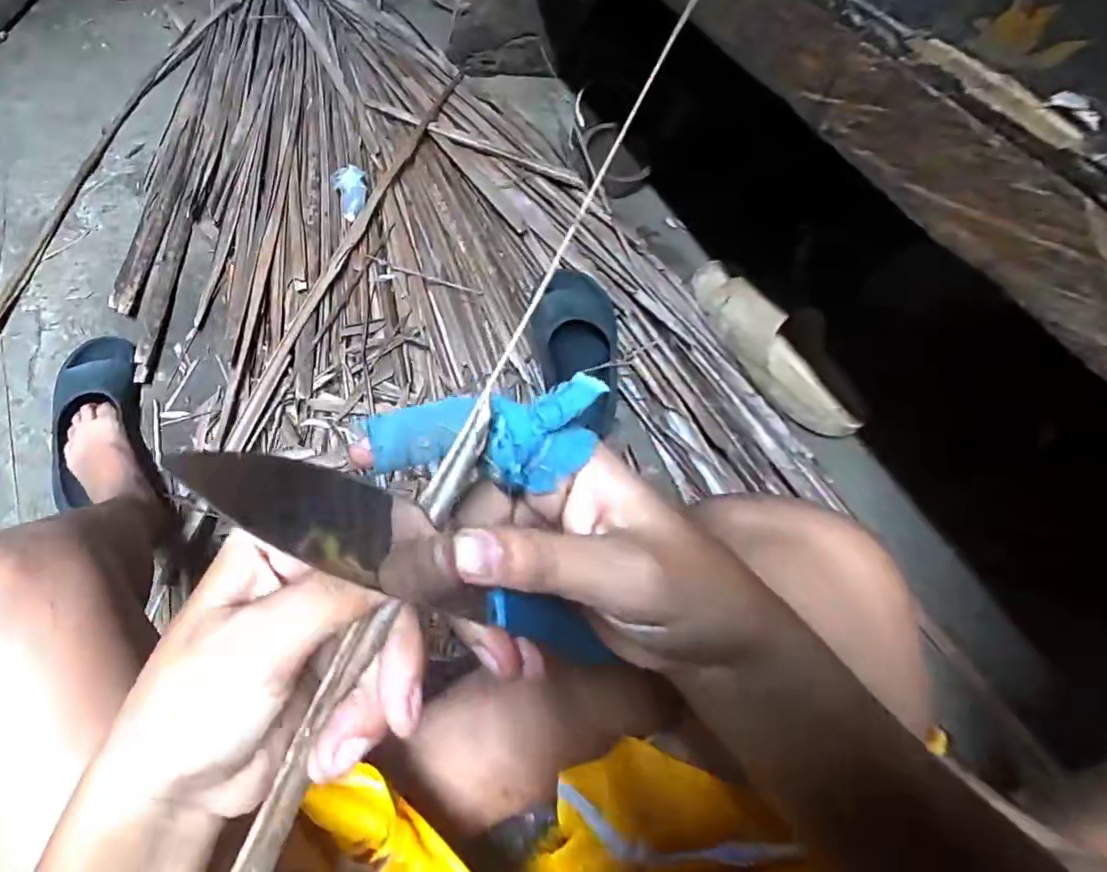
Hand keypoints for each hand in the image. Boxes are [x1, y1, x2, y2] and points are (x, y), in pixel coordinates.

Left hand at [94, 529, 424, 819]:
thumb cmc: (191, 703)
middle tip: (400, 706)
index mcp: (275, 544)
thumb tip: (395, 556)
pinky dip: (364, 721)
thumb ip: (329, 597)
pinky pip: (379, 680)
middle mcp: (304, 572)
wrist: (177, 790)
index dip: (405, 546)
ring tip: (338, 745)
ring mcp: (324, 620)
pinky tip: (329, 752)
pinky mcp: (336, 667)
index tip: (442, 584)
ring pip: (390, 639)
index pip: (355, 521)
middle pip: (387, 584)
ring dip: (376, 700)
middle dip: (397, 652)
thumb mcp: (260, 645)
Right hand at [445, 444, 793, 674]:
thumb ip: (542, 559)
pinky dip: (486, 628)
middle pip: (461, 510)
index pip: (481, 447)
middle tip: (479, 630)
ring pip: (462, 556)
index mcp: (561, 461)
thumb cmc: (693, 594)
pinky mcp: (522, 575)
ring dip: (473, 611)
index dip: (433, 463)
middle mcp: (534, 487)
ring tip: (507, 658)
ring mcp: (526, 533)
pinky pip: (478, 591)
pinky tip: (514, 660)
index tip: (385, 488)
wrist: (721, 656)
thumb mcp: (624, 574)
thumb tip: (458, 551)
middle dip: (458, 572)